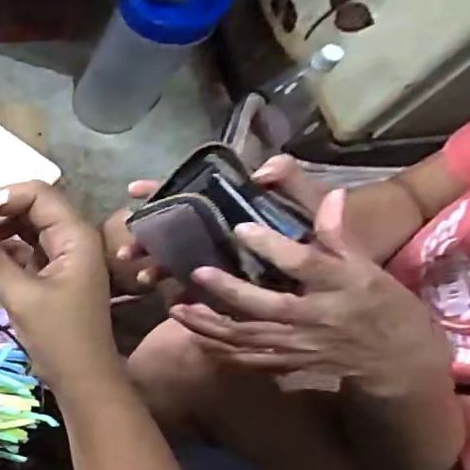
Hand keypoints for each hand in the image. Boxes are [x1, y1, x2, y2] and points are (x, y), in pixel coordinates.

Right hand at [0, 182, 122, 397]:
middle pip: (31, 209)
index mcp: (75, 236)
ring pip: (26, 230)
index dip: (0, 198)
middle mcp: (72, 239)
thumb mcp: (21, 297)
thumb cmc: (59, 338)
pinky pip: (26, 252)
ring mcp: (64, 258)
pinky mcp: (53, 276)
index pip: (37, 195)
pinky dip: (3, 252)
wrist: (84, 379)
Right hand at [101, 158, 332, 293]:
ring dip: (155, 264)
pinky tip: (168, 300)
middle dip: (145, 235)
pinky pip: (191, 287)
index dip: (161, 188)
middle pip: (172, 227)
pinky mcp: (221, 286)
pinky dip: (176, 291)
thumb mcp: (309, 204)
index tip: (134, 189)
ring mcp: (217, 258)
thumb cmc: (324, 235)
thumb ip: (290, 181)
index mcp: (232, 205)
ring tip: (143, 275)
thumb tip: (263, 169)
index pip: (191, 192)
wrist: (342, 279)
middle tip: (127, 247)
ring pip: (175, 258)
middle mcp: (217, 230)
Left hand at [168, 189, 449, 398]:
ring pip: (246, 337)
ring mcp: (298, 346)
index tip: (241, 228)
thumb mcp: (368, 268)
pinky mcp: (286, 365)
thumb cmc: (382, 306)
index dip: (272, 246)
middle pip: (265, 306)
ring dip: (209, 325)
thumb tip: (330, 196)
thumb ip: (339, 236)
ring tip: (177, 310)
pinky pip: (245, 360)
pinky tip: (194, 337)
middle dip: (228, 291)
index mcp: (340, 286)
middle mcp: (315, 318)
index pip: (303, 263)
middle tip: (196, 273)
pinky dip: (218, 350)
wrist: (395, 361)